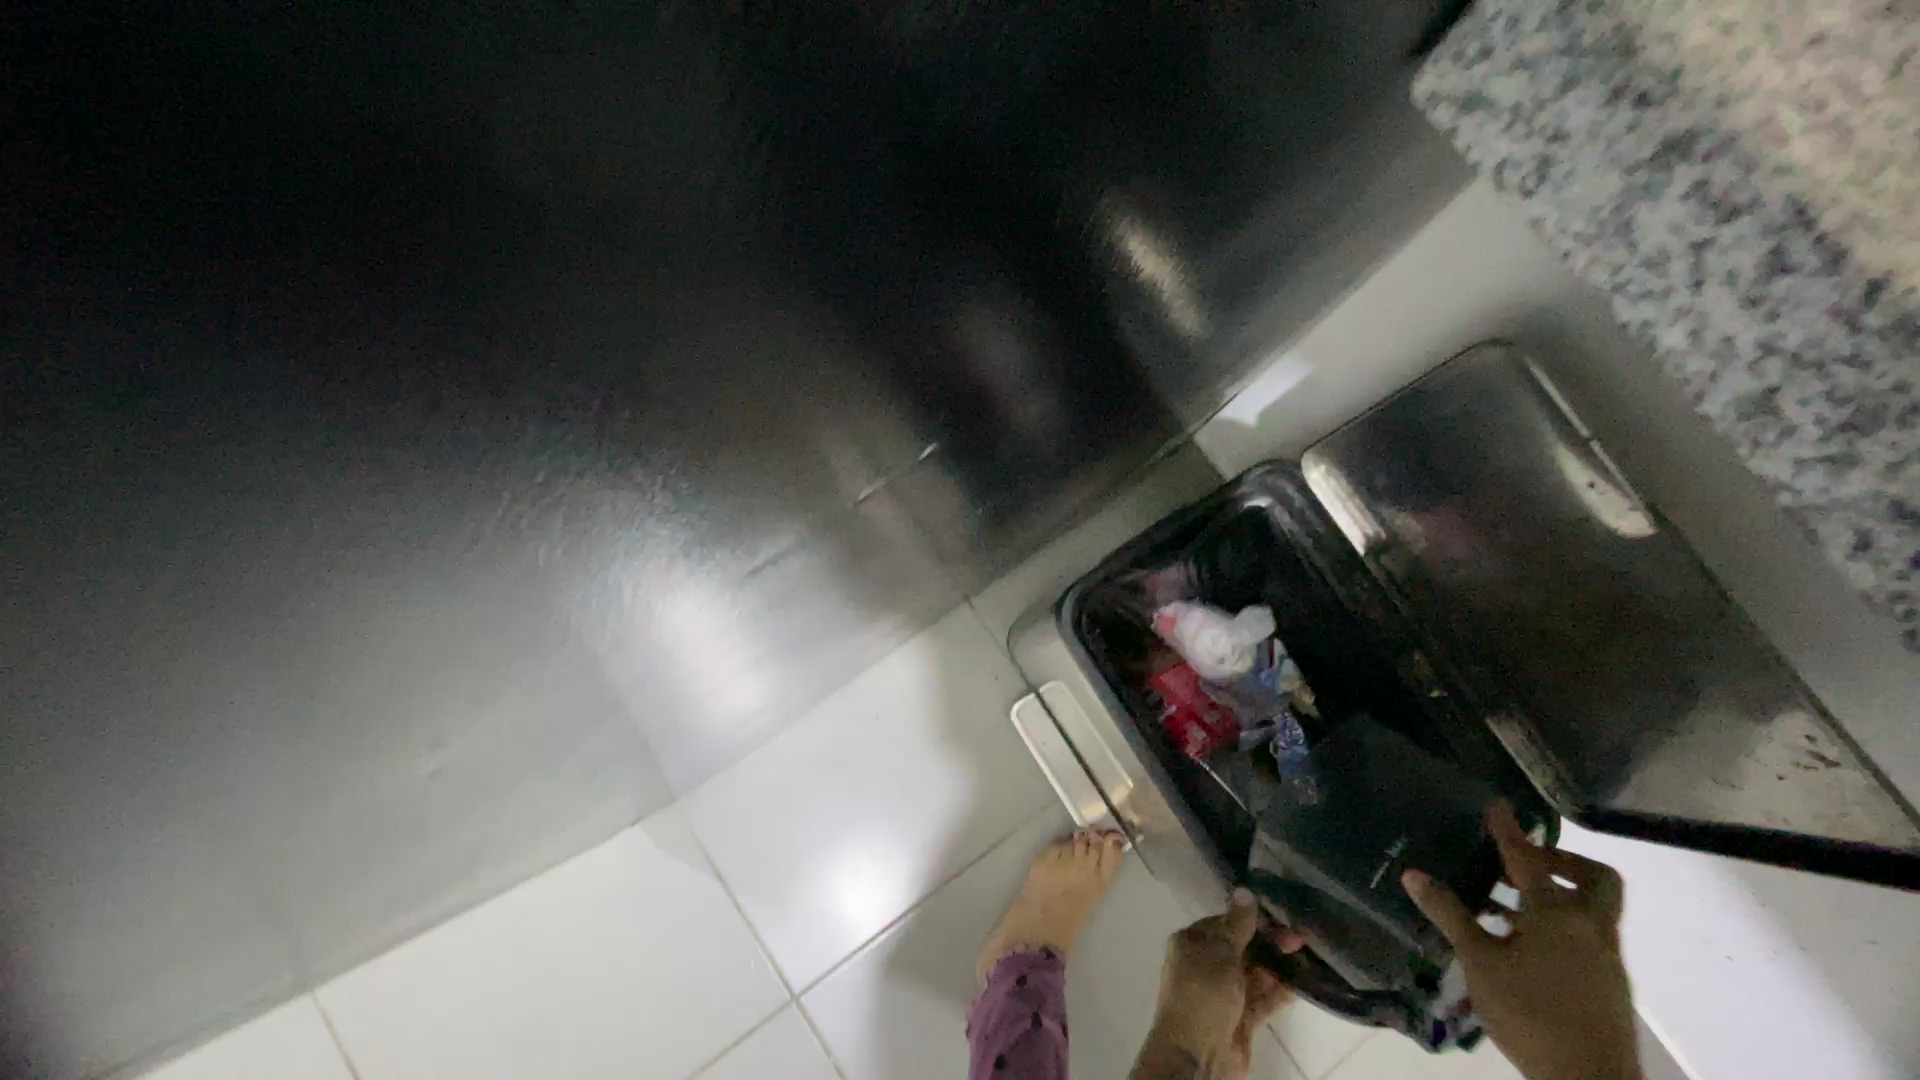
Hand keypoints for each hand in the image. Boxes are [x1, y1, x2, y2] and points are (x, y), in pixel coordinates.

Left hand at [1133, 891, 1295, 1079]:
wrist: (1197, 1056)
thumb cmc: (1202, 995)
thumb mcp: (1219, 954)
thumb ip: (1237, 925)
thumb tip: (1245, 890)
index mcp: (1192, 943)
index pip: (1223, 922)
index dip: (1249, 917)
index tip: (1279, 912)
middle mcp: (1206, 965)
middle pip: (1242, 947)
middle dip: (1269, 941)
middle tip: (1300, 936)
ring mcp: (1224, 993)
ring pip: (1255, 972)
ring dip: (1278, 964)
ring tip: (1307, 953)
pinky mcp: (1241, 1018)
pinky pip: (1264, 998)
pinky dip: (1281, 990)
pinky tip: (1303, 981)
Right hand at [1402, 803, 1638, 1079]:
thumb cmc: (1531, 1014)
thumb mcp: (1479, 962)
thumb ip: (1451, 915)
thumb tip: (1414, 875)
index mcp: (1557, 915)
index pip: (1529, 859)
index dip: (1509, 830)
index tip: (1499, 805)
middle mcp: (1590, 928)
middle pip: (1595, 880)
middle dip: (1564, 862)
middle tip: (1525, 862)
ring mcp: (1606, 958)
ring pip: (1593, 910)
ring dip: (1557, 895)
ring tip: (1508, 904)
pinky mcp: (1610, 984)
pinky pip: (1588, 935)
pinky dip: (1560, 925)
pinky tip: (1523, 944)